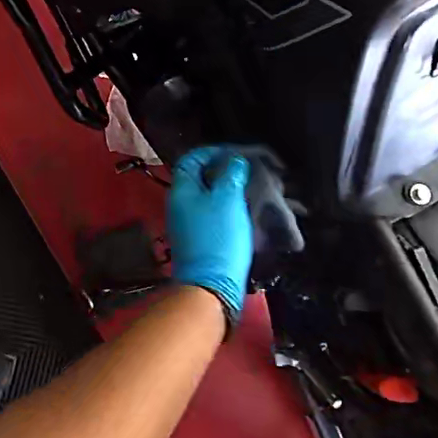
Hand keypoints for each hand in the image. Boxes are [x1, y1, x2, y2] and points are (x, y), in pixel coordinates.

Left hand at [167, 145, 252, 325]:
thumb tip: (235, 159)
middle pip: (202, 177)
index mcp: (182, 190)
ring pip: (212, 197)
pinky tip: (251, 211)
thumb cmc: (219, 238)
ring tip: (256, 189)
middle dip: (227, 171)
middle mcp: (181, 204)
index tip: (237, 154)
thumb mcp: (228, 199)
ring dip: (233, 190)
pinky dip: (233, 208)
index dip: (214, 152)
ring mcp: (190, 224)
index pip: (192, 158)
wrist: (212, 286)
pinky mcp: (202, 240)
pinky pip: (217, 215)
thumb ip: (231, 173)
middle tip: (250, 171)